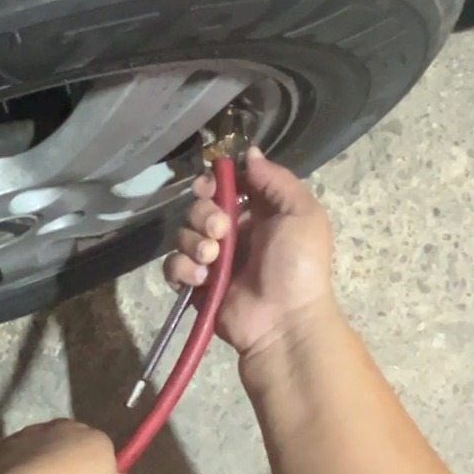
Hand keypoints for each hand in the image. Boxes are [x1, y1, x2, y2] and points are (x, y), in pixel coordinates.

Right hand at [164, 148, 337, 359]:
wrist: (283, 319)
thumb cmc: (298, 265)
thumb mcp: (302, 213)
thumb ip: (276, 179)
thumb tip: (249, 154)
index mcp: (259, 214)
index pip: (226, 186)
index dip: (214, 183)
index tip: (211, 187)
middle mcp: (232, 233)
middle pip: (199, 207)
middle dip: (204, 215)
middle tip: (220, 231)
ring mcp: (211, 261)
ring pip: (182, 235)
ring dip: (194, 243)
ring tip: (212, 261)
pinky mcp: (194, 285)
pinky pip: (172, 266)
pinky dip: (182, 269)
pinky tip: (200, 279)